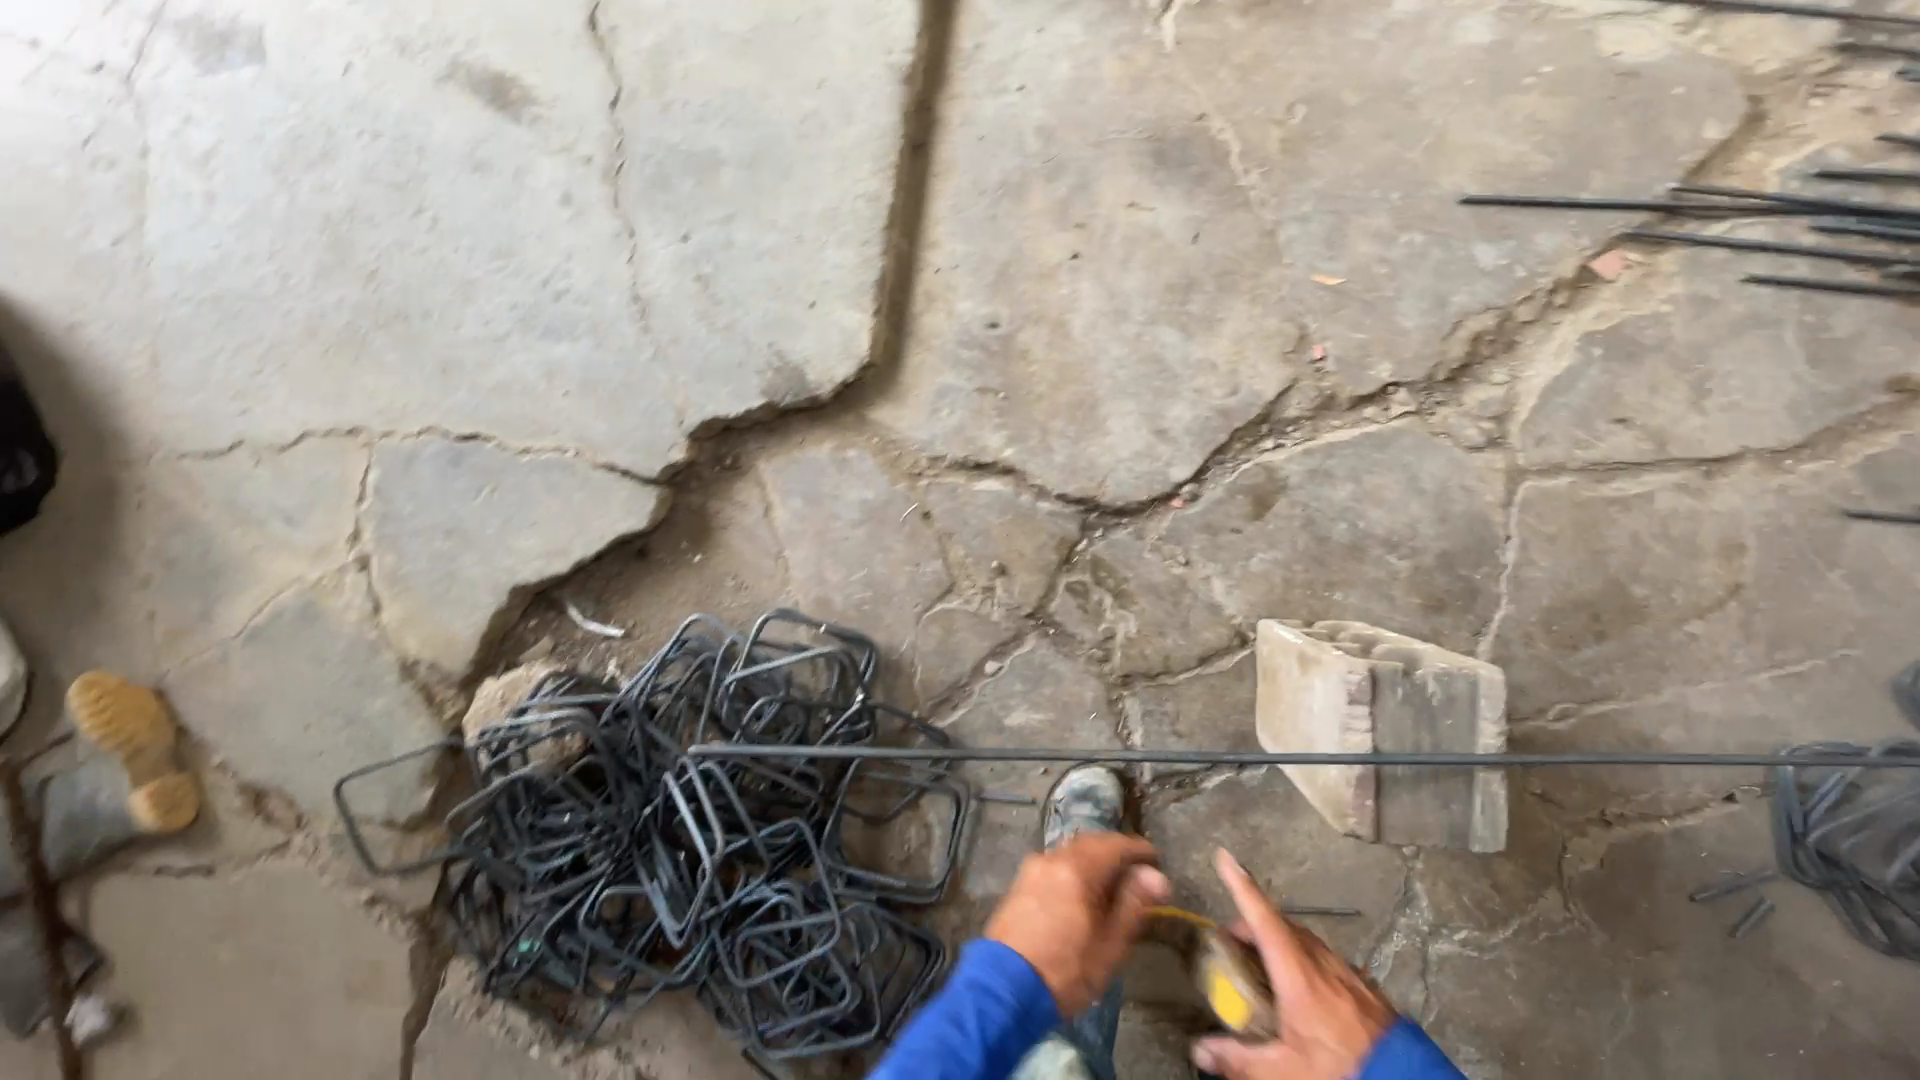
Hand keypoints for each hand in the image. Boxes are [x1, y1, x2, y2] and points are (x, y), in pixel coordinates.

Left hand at [984, 832, 1170, 1014]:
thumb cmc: (1066, 970)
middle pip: (1090, 844)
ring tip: (1112, 884)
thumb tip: (1156, 876)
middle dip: (1115, 852)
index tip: (1156, 860)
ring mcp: (1031, 870)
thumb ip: (1133, 905)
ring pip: (1070, 853)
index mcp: (1076, 869)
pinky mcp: (1019, 885)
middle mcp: (1051, 859)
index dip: (1138, 850)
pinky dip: (1074, 870)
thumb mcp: (1109, 944)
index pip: (1114, 845)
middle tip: (1137, 871)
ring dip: (1093, 860)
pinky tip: (1082, 892)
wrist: (1004, 989)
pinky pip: (1055, 866)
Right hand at [1192, 849, 1395, 1079]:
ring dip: (1278, 940)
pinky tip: (1302, 986)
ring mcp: (1347, 972)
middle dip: (1252, 922)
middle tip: (1231, 942)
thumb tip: (1200, 1050)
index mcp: (1299, 974)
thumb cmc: (1342, 1069)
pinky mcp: (1364, 987)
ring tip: (1263, 963)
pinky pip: (1324, 958)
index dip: (1241, 886)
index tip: (1225, 856)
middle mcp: (1322, 963)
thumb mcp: (1286, 1071)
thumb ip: (1239, 1058)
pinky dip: (1303, 958)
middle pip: (1281, 925)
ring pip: (1304, 940)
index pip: (1264, 918)